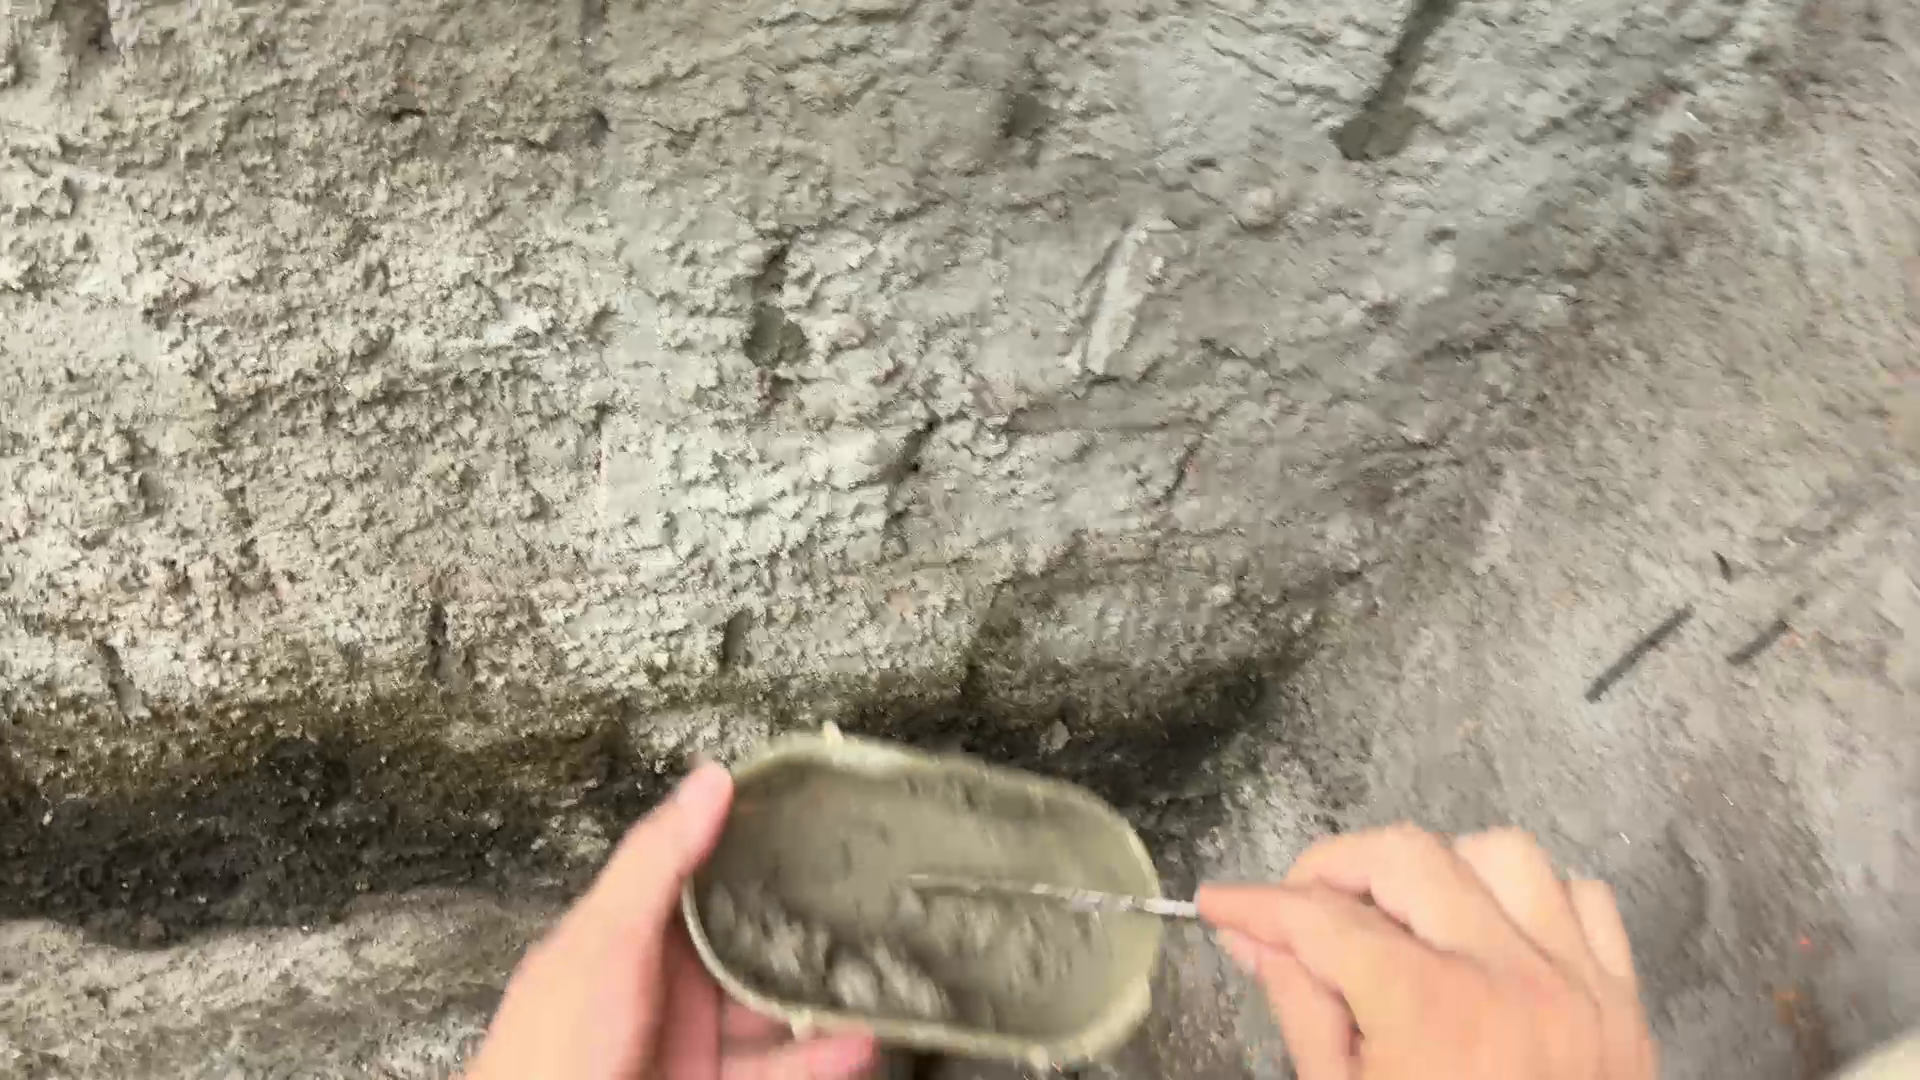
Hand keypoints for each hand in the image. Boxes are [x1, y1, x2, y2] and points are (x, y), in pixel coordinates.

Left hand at [463, 764, 879, 1079]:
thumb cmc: (555, 1058)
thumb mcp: (606, 945)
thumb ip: (659, 863)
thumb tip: (712, 779)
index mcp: (638, 929)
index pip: (708, 866)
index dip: (760, 838)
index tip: (817, 815)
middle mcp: (671, 977)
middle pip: (752, 934)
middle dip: (807, 918)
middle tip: (865, 894)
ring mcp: (694, 1036)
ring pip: (775, 1001)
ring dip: (825, 989)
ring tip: (877, 966)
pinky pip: (781, 1065)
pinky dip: (823, 1054)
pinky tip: (862, 1038)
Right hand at [1199, 826, 1656, 1079]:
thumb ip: (1294, 1000)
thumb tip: (1246, 934)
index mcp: (1436, 1014)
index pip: (1317, 918)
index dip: (1253, 904)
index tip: (1219, 904)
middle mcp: (1512, 980)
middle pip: (1403, 854)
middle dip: (1333, 868)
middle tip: (1304, 909)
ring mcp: (1581, 988)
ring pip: (1500, 855)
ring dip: (1435, 871)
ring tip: (1402, 916)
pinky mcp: (1625, 1005)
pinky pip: (1580, 898)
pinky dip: (1523, 898)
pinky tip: (1485, 934)